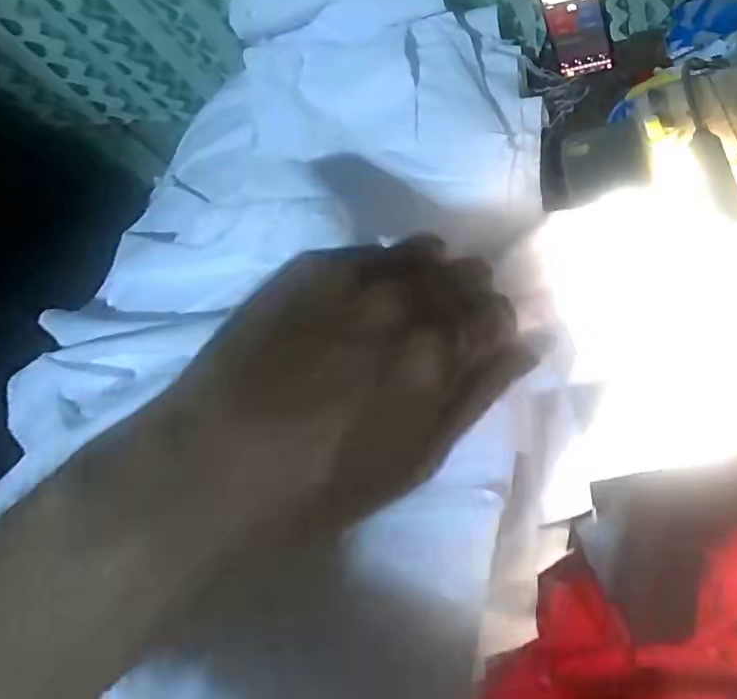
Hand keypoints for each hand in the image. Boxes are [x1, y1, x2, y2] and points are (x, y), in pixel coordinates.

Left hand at [150, 235, 535, 531]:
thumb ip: (479, 392)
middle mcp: (406, 299)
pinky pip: (372, 250)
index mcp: (439, 352)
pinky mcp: (312, 264)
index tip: (482, 341)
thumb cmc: (322, 486)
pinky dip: (383, 267)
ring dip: (430, 273)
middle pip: (467, 273)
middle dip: (468, 297)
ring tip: (408, 303)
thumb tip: (529, 345)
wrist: (207, 469)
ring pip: (424, 250)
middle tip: (445, 326)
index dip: (496, 326)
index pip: (498, 311)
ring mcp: (357, 275)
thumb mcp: (417, 456)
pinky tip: (362, 297)